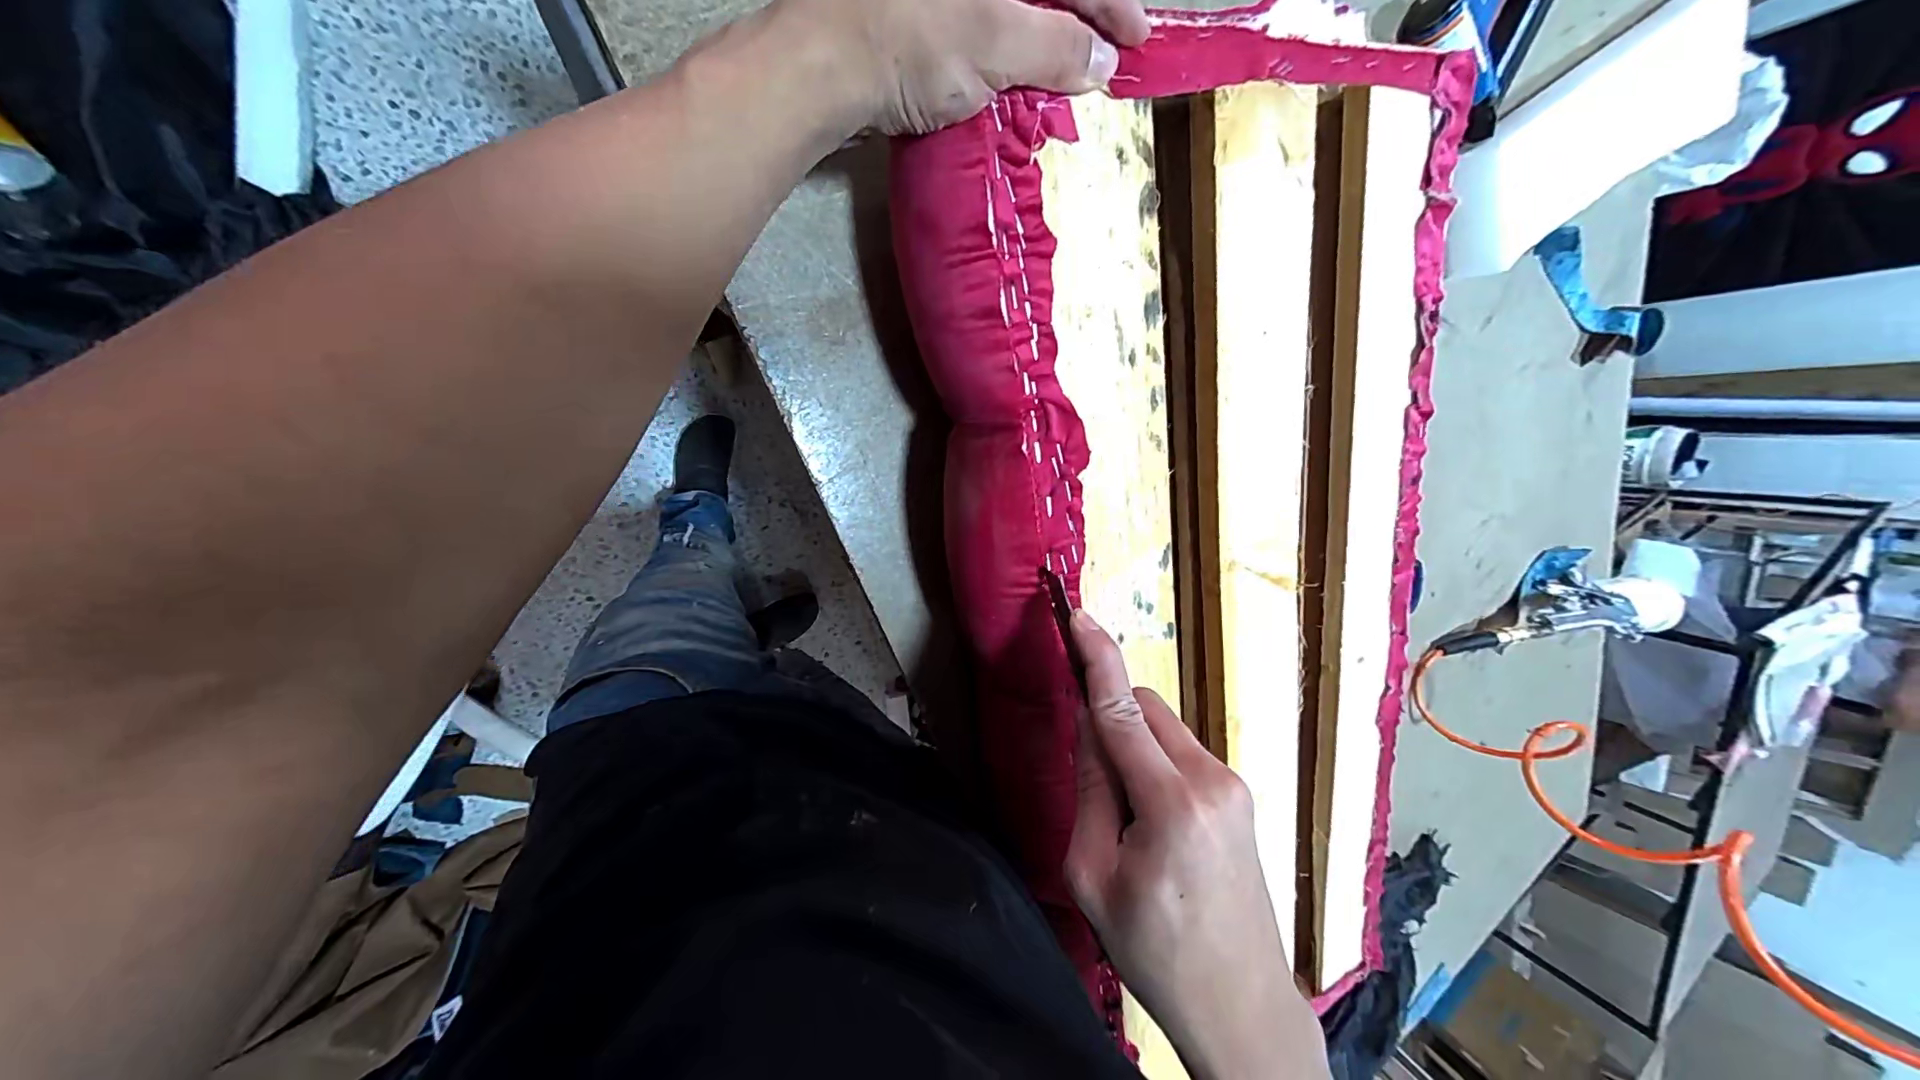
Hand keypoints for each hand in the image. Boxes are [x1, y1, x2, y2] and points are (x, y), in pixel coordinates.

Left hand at [767, 0, 1151, 135]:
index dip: (1110, 4)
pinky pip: (982, 29)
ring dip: (1045, 43)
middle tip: (1104, 64)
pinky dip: (1006, 55)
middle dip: (1080, 23)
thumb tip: (1102, 62)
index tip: (1135, 41)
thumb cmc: (908, 41)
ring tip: (1067, 81)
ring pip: (1014, 9)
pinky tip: (1016, 82)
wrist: (821, 68)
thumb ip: (1057, 49)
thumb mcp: (995, 42)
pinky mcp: (923, 16)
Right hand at [1065, 612, 1329, 1079]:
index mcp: (1173, 804)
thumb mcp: (1094, 874)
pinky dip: (1155, 762)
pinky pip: (1183, 752)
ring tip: (1127, 819)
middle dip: (1110, 718)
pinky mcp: (1241, 796)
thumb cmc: (1156, 952)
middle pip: (1145, 707)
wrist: (1242, 1005)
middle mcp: (1213, 780)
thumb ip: (1090, 789)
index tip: (1078, 616)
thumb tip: (1088, 724)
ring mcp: (1235, 786)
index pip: (1121, 710)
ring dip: (1133, 745)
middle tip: (1093, 781)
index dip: (1095, 658)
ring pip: (1164, 728)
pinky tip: (1153, 820)